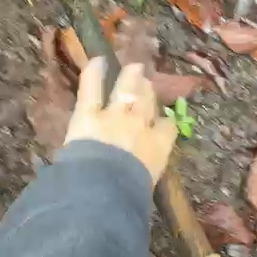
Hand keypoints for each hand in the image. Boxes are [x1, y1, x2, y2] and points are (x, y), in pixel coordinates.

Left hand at [60, 58, 177, 188]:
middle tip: (147, 83)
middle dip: (148, 92)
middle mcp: (141, 125)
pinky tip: (97, 60)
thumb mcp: (145, 188)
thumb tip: (137, 190)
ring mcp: (115, 115)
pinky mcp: (89, 114)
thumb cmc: (128, 196)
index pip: (168, 128)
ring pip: (127, 89)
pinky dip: (94, 73)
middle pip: (148, 102)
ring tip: (133, 68)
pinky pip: (92, 88)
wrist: (105, 189)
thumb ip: (143, 178)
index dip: (165, 122)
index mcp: (158, 147)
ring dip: (131, 77)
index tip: (163, 120)